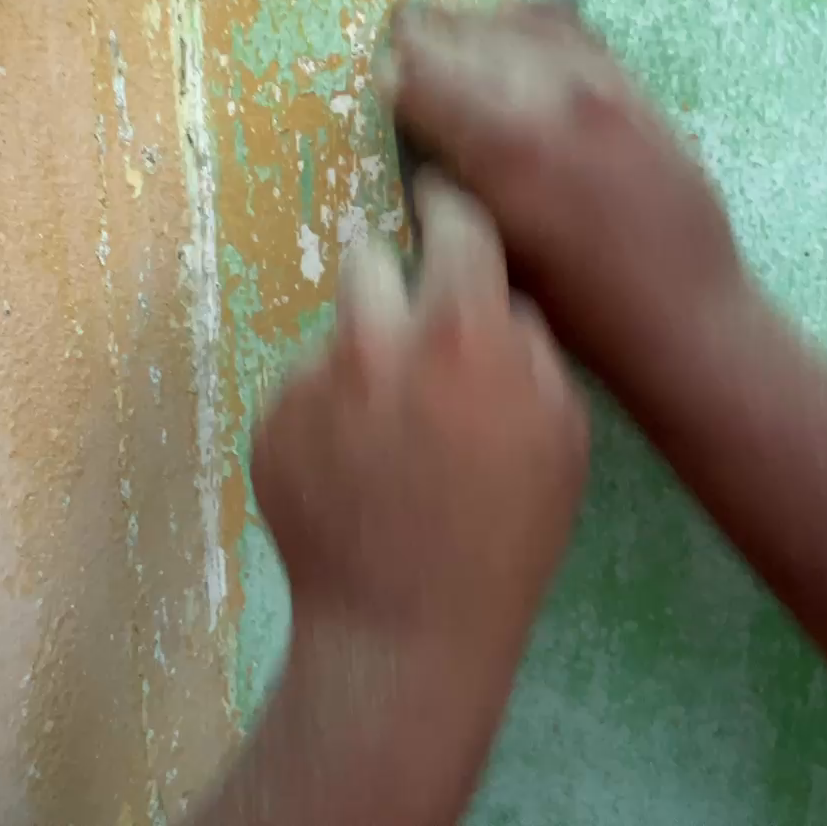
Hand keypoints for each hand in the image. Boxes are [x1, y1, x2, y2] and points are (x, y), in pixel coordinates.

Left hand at [251, 176, 589, 666]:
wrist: (401, 624)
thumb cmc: (503, 534)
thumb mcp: (559, 431)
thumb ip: (525, 343)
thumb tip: (490, 297)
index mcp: (459, 334)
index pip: (453, 225)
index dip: (452, 209)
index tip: (441, 202)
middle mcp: (373, 337)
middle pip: (368, 257)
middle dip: (392, 281)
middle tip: (409, 334)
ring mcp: (309, 376)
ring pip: (334, 328)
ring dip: (358, 351)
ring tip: (378, 423)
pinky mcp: (267, 415)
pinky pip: (301, 384)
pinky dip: (322, 405)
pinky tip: (345, 461)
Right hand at [376, 0, 749, 388]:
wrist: (685, 314)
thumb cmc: (573, 306)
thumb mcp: (492, 255)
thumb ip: (453, 188)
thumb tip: (426, 147)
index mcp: (506, 150)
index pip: (429, 82)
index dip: (397, 76)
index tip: (380, 74)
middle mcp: (552, 100)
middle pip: (470, 41)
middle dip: (428, 33)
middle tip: (400, 23)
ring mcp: (602, 87)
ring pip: (520, 25)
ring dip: (474, 19)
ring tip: (442, 14)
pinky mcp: (633, 89)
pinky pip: (571, 31)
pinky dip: (530, 19)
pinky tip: (509, 19)